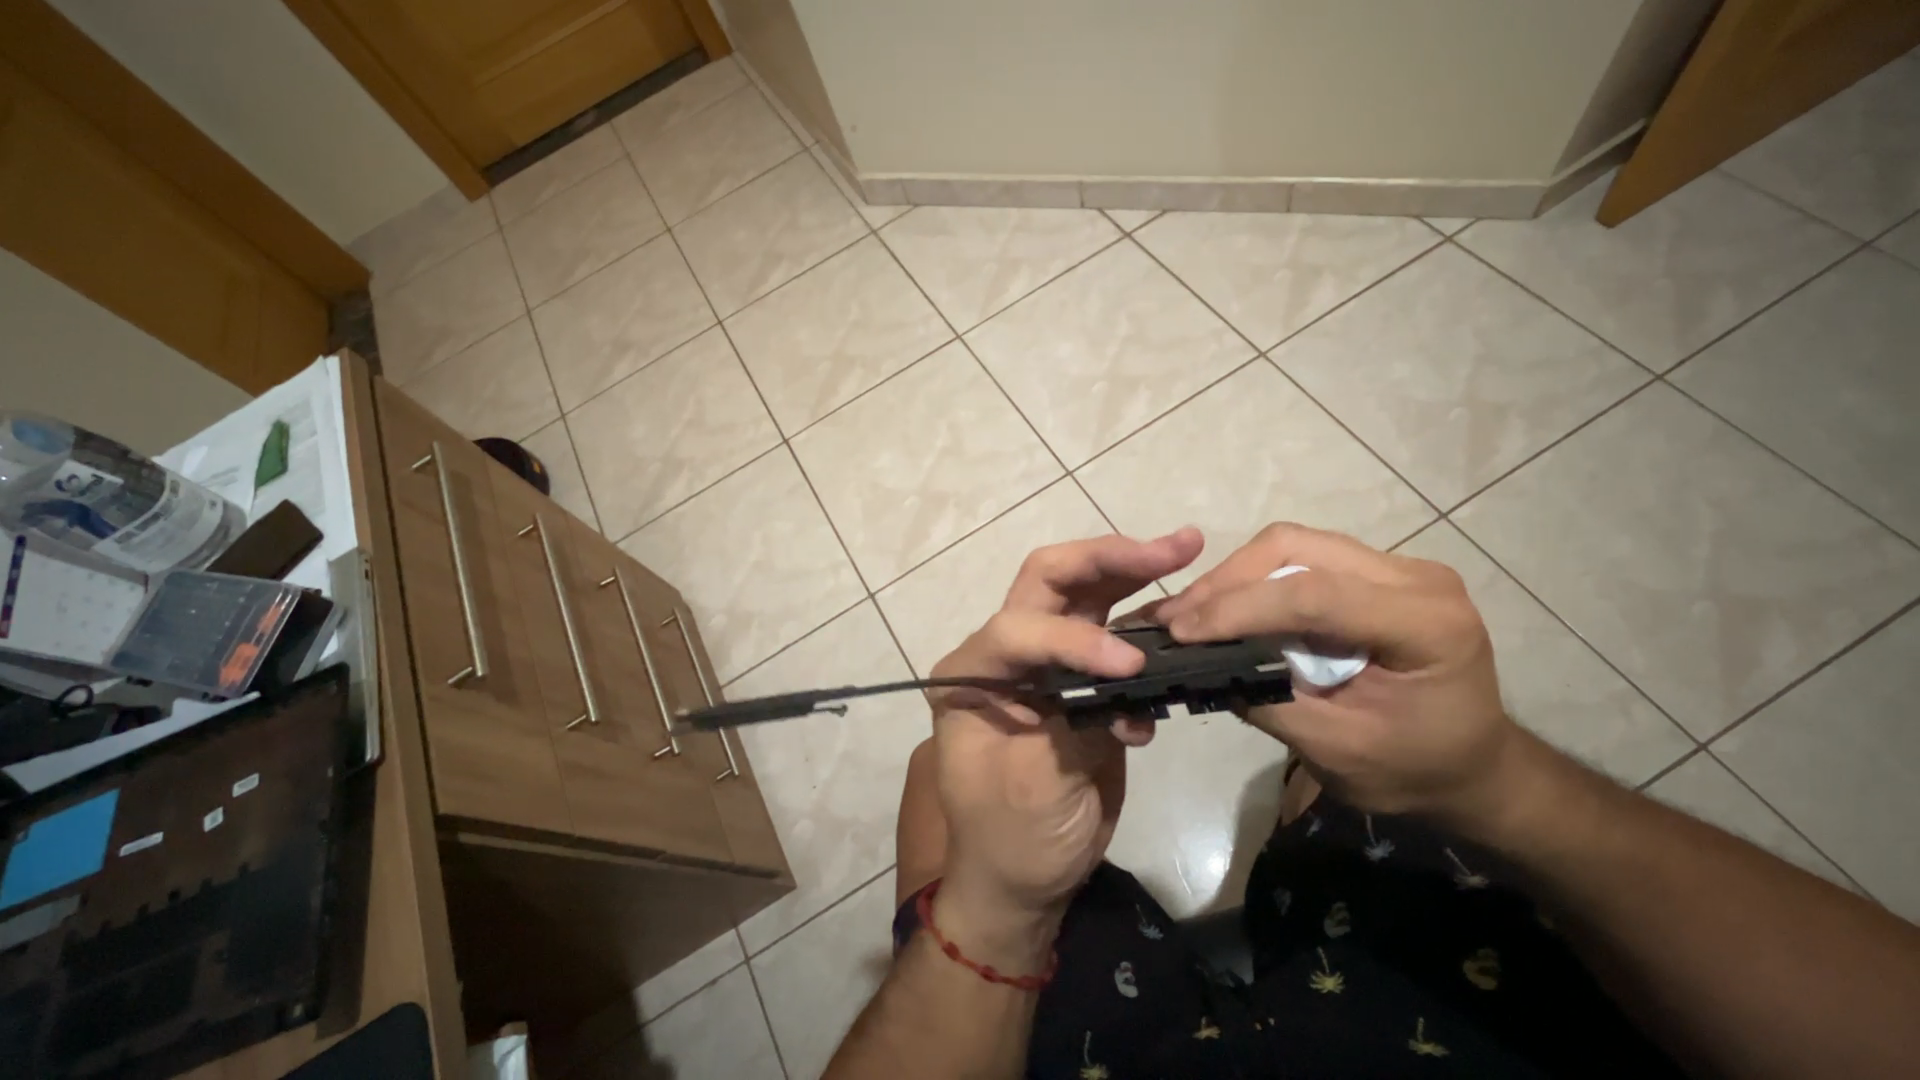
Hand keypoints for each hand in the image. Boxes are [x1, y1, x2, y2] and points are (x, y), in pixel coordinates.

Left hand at [927, 528, 1202, 951]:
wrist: (1026, 880)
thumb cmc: (1010, 840)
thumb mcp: (1032, 791)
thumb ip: (1072, 727)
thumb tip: (1125, 680)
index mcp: (972, 675)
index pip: (1019, 630)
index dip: (1075, 639)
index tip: (1131, 666)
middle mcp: (1005, 655)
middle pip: (1051, 584)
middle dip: (1107, 559)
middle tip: (1171, 548)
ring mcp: (1048, 662)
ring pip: (1086, 596)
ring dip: (1134, 570)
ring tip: (1187, 547)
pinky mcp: (1084, 681)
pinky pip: (1117, 634)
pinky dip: (1150, 623)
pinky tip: (1186, 617)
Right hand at [1157, 523, 1520, 825]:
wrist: (1471, 766)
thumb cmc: (1414, 770)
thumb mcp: (1339, 752)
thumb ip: (1273, 703)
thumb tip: (1201, 666)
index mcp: (1426, 624)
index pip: (1316, 595)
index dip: (1240, 608)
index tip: (1181, 633)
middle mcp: (1415, 578)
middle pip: (1297, 548)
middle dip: (1227, 581)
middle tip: (1175, 621)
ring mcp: (1396, 568)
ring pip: (1292, 544)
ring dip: (1233, 577)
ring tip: (1188, 615)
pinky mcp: (1374, 573)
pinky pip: (1301, 559)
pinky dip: (1252, 582)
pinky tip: (1222, 608)